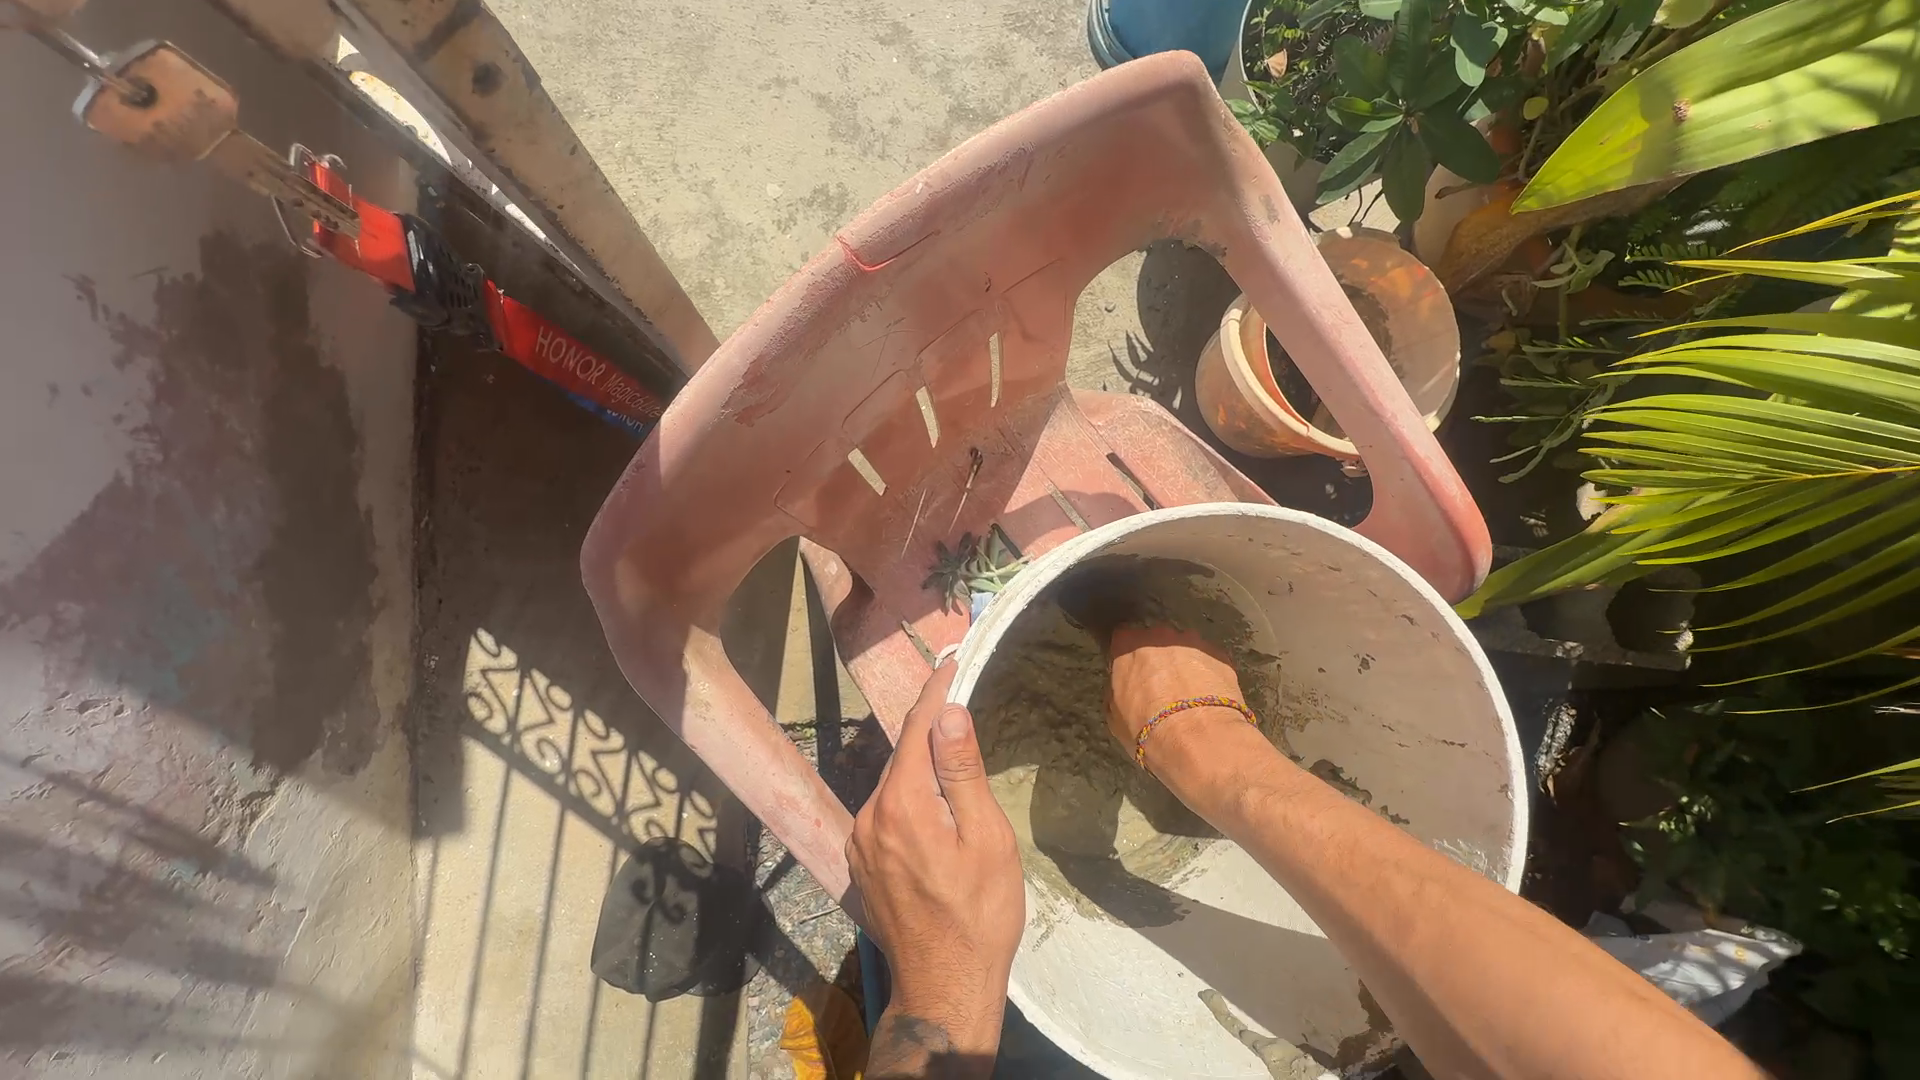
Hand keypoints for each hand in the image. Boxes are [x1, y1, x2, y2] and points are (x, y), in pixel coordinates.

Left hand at [847, 662, 1023, 1051]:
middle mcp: (870, 814)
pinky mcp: (861, 861)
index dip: (935, 689)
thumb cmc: (979, 913)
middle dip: (930, 725)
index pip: (917, 727)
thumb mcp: (985, 839)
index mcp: (902, 802)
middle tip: (957, 696)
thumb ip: (962, 772)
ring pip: (894, 782)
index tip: (951, 657)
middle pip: (903, 753)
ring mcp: (860, 840)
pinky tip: (934, 806)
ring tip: (954, 755)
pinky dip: (910, 795)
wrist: (944, 987)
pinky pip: (886, 810)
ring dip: (921, 764)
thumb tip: (948, 713)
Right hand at [1106, 623, 1245, 745]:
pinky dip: (1208, 676)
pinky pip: (1210, 662)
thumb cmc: (1148, 729)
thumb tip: (1125, 687)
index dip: (1128, 656)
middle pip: (1157, 640)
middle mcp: (1160, 635)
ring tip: (1189, 696)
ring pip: (1186, 649)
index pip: (1123, 639)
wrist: (1199, 740)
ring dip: (1185, 666)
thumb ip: (1117, 690)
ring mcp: (1194, 643)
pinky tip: (1209, 701)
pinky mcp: (1221, 656)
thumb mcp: (1115, 715)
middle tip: (1161, 687)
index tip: (1131, 672)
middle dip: (1158, 659)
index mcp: (1128, 645)